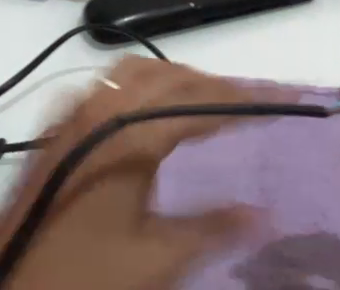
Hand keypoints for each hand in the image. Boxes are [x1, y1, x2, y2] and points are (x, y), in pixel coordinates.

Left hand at [0, 57, 257, 289]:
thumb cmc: (80, 275)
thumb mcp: (154, 259)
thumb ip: (212, 228)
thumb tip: (264, 213)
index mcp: (134, 131)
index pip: (204, 102)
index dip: (247, 101)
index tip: (282, 101)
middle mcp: (105, 105)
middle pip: (172, 76)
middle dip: (215, 86)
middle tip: (249, 104)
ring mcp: (75, 111)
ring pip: (138, 70)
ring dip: (176, 79)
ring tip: (204, 101)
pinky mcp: (57, 126)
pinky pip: (108, 82)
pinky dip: (140, 84)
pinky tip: (145, 109)